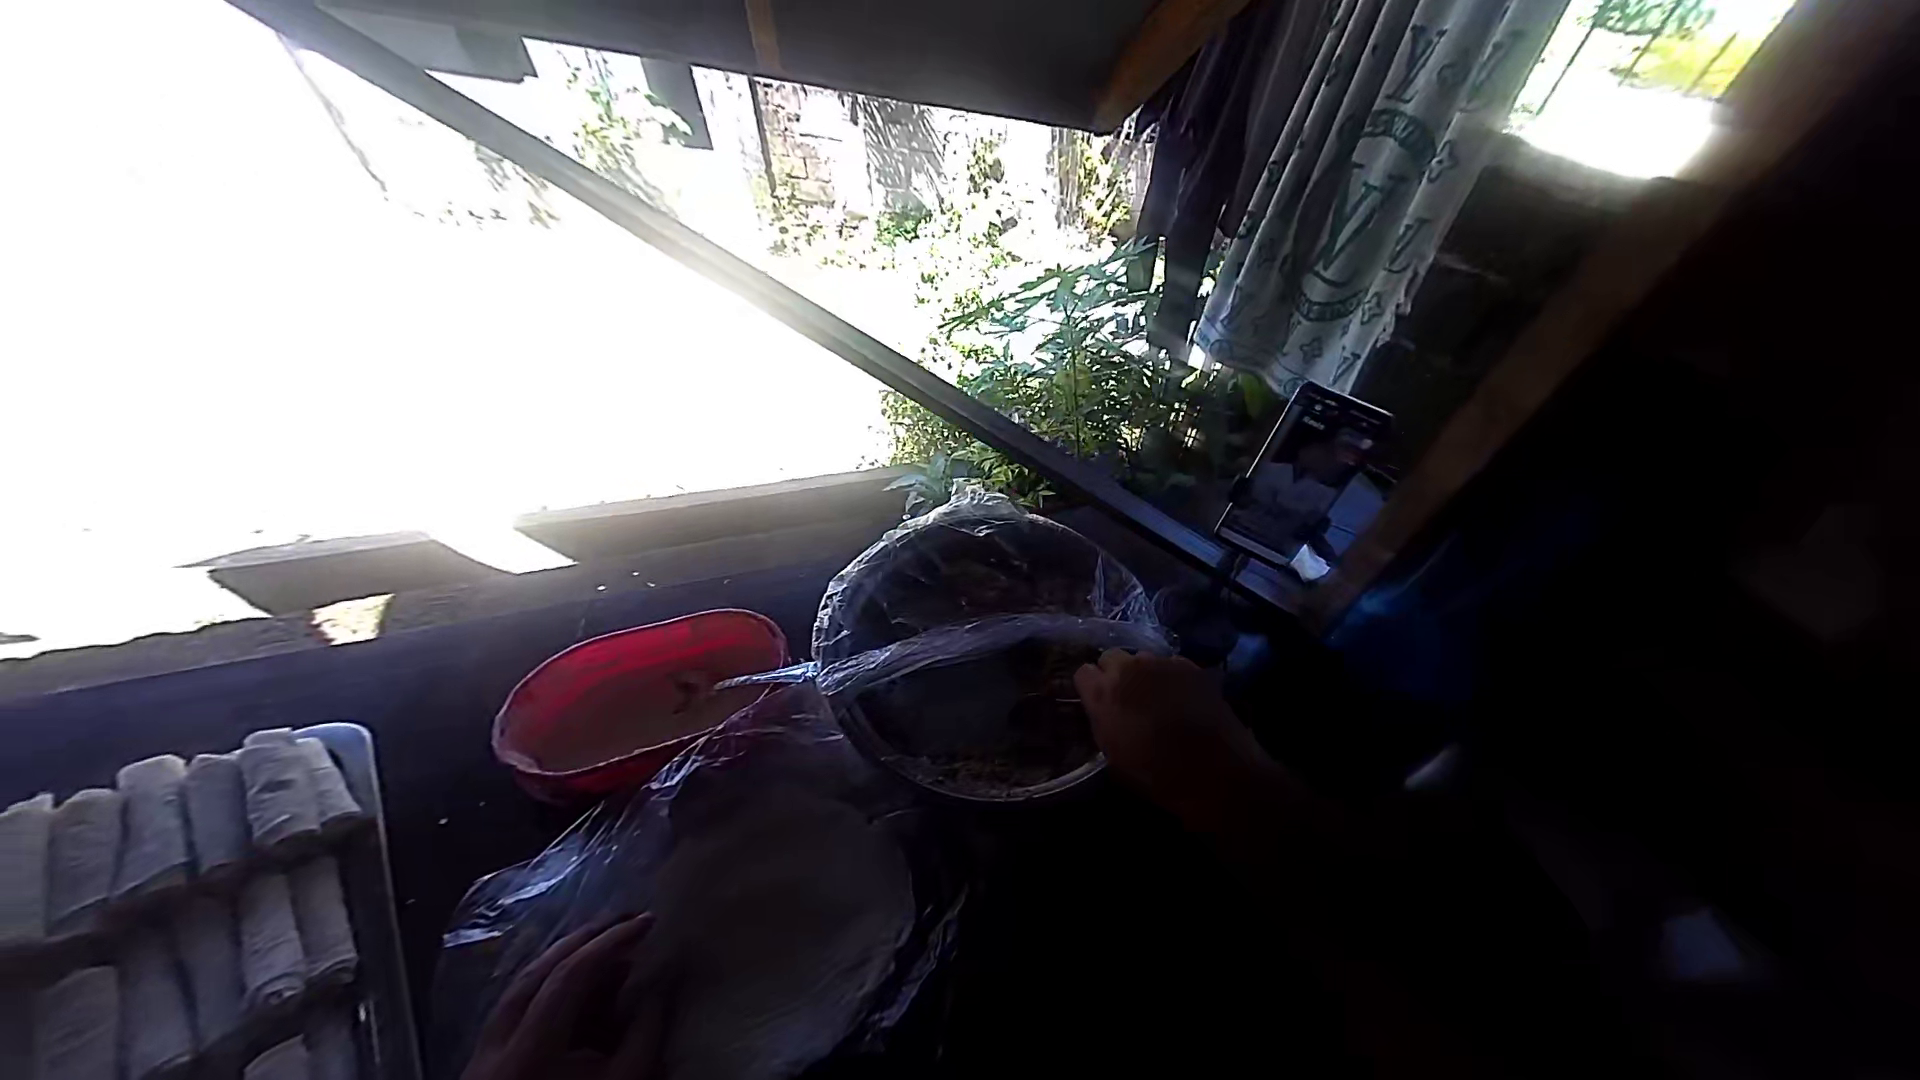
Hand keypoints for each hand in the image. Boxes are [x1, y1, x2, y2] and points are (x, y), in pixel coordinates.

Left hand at [462, 913, 664, 1079]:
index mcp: (527, 1054)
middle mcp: (494, 1049)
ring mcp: (480, 1059)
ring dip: (568, 956)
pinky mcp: (482, 1068)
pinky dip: (551, 982)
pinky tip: (583, 980)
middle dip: (587, 937)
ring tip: (610, 942)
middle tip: (628, 917)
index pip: (572, 974)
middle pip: (537, 970)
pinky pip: (517, 1007)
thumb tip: (664, 978)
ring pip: (521, 985)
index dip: (613, 940)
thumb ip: (648, 1028)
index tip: (649, 921)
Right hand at [1075, 650, 1287, 830]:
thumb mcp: (1113, 754)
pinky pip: (1170, 664)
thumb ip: (1102, 720)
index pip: (1083, 672)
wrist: (1216, 772)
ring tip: (1156, 696)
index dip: (1091, 687)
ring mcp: (1161, 663)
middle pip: (1111, 656)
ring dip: (1143, 673)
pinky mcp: (1190, 666)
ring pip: (1141, 658)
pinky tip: (1181, 697)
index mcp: (1103, 693)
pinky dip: (1170, 676)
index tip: (1099, 702)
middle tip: (1126, 697)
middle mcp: (1128, 668)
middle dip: (1115, 673)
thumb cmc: (1157, 774)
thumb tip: (1102, 708)